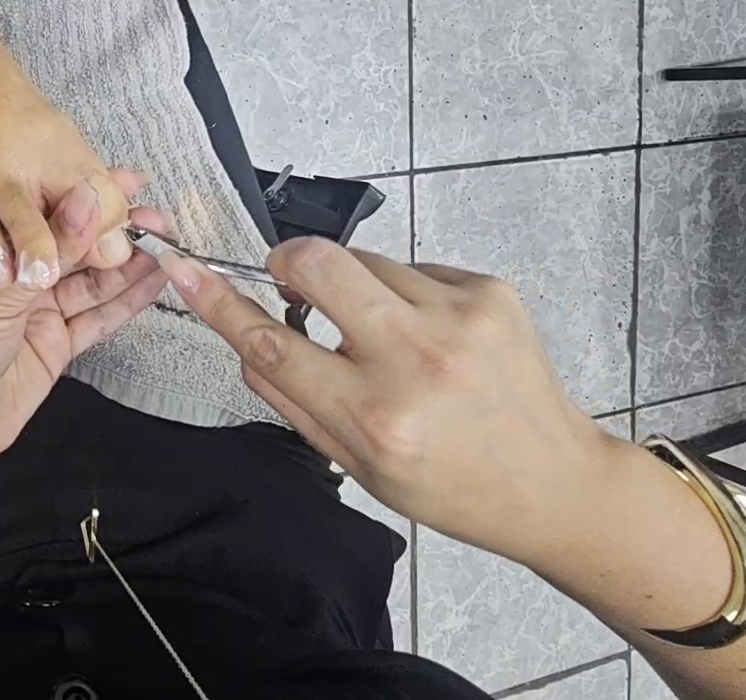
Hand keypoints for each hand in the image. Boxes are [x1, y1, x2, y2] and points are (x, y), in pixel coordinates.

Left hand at [0, 181, 172, 479]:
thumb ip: (50, 249)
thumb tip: (91, 194)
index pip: (49, 215)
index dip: (90, 198)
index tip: (129, 181)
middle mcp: (18, 276)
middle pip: (75, 249)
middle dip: (117, 231)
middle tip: (160, 216)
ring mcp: (37, 313)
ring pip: (92, 283)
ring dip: (128, 266)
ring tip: (168, 245)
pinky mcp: (54, 348)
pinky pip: (96, 320)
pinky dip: (125, 303)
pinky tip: (154, 283)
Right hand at [154, 238, 624, 568]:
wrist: (559, 485)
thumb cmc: (448, 484)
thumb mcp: (355, 464)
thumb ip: (290, 398)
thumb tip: (245, 339)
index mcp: (375, 416)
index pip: (272, 343)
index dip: (219, 302)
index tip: (187, 269)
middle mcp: (416, 360)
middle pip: (319, 264)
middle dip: (288, 261)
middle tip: (291, 281)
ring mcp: (460, 318)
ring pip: (363, 259)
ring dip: (354, 287)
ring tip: (386, 332)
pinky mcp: (490, 292)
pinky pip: (411, 267)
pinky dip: (402, 292)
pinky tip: (431, 333)